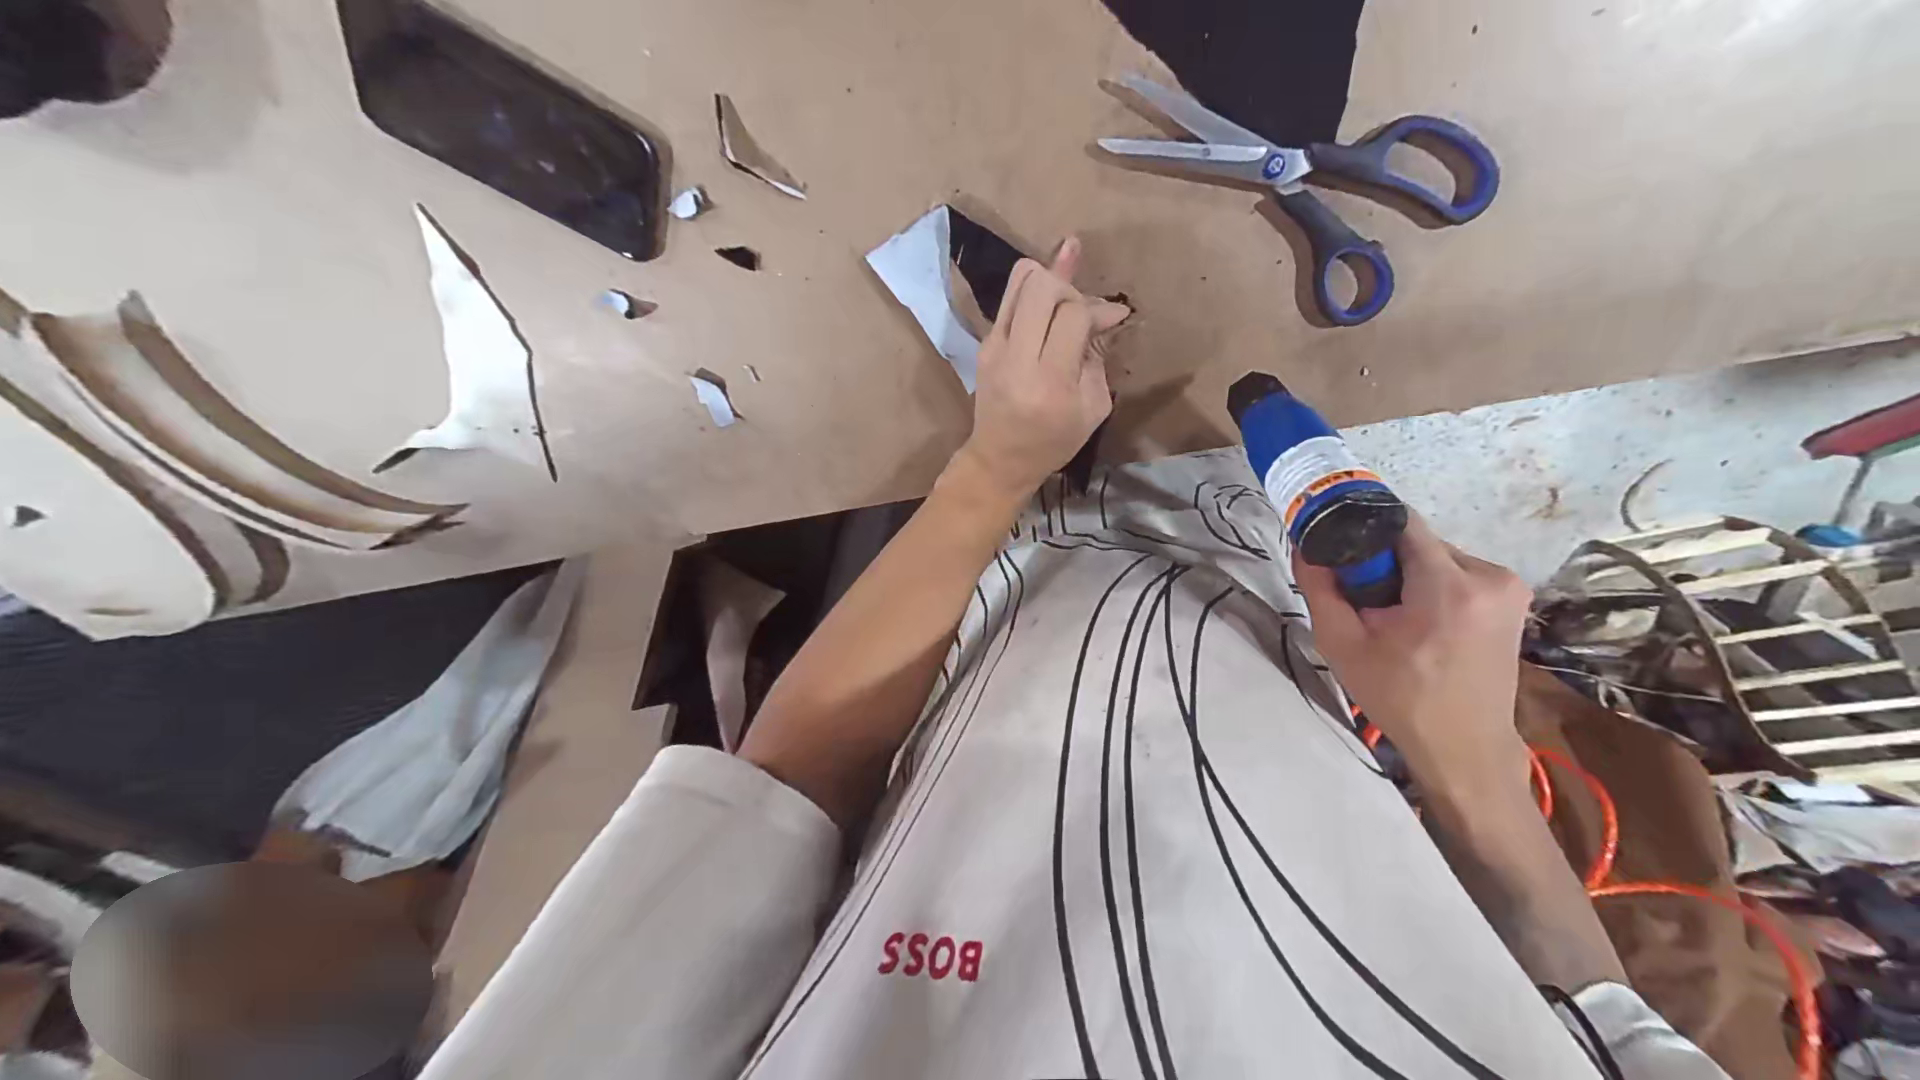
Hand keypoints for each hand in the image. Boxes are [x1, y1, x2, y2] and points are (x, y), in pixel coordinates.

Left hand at [950, 237, 1129, 501]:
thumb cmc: (1052, 442)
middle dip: (1071, 287)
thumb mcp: (1092, 410)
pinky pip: (1010, 299)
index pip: (1072, 316)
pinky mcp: (984, 344)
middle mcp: (1017, 359)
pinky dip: (1033, 291)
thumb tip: (1104, 312)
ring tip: (1069, 283)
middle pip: (1042, 287)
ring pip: (1020, 281)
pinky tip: (1054, 277)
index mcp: (1049, 382)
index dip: (1099, 308)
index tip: (1116, 316)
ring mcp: (995, 348)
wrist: (999, 459)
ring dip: (1049, 277)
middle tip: (1082, 310)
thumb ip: (1097, 358)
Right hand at [1293, 514, 1534, 795]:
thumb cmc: (1399, 697)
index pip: (1400, 521)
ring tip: (1388, 616)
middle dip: (1382, 560)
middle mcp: (1491, 575)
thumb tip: (1304, 544)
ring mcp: (1508, 587)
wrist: (1463, 746)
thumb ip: (1320, 586)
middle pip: (1416, 541)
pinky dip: (1428, 586)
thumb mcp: (1341, 643)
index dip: (1362, 527)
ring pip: (1434, 556)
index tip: (1336, 550)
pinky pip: (1455, 573)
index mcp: (1450, 585)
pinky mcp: (1512, 600)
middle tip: (1360, 599)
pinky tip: (1415, 621)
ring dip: (1405, 574)